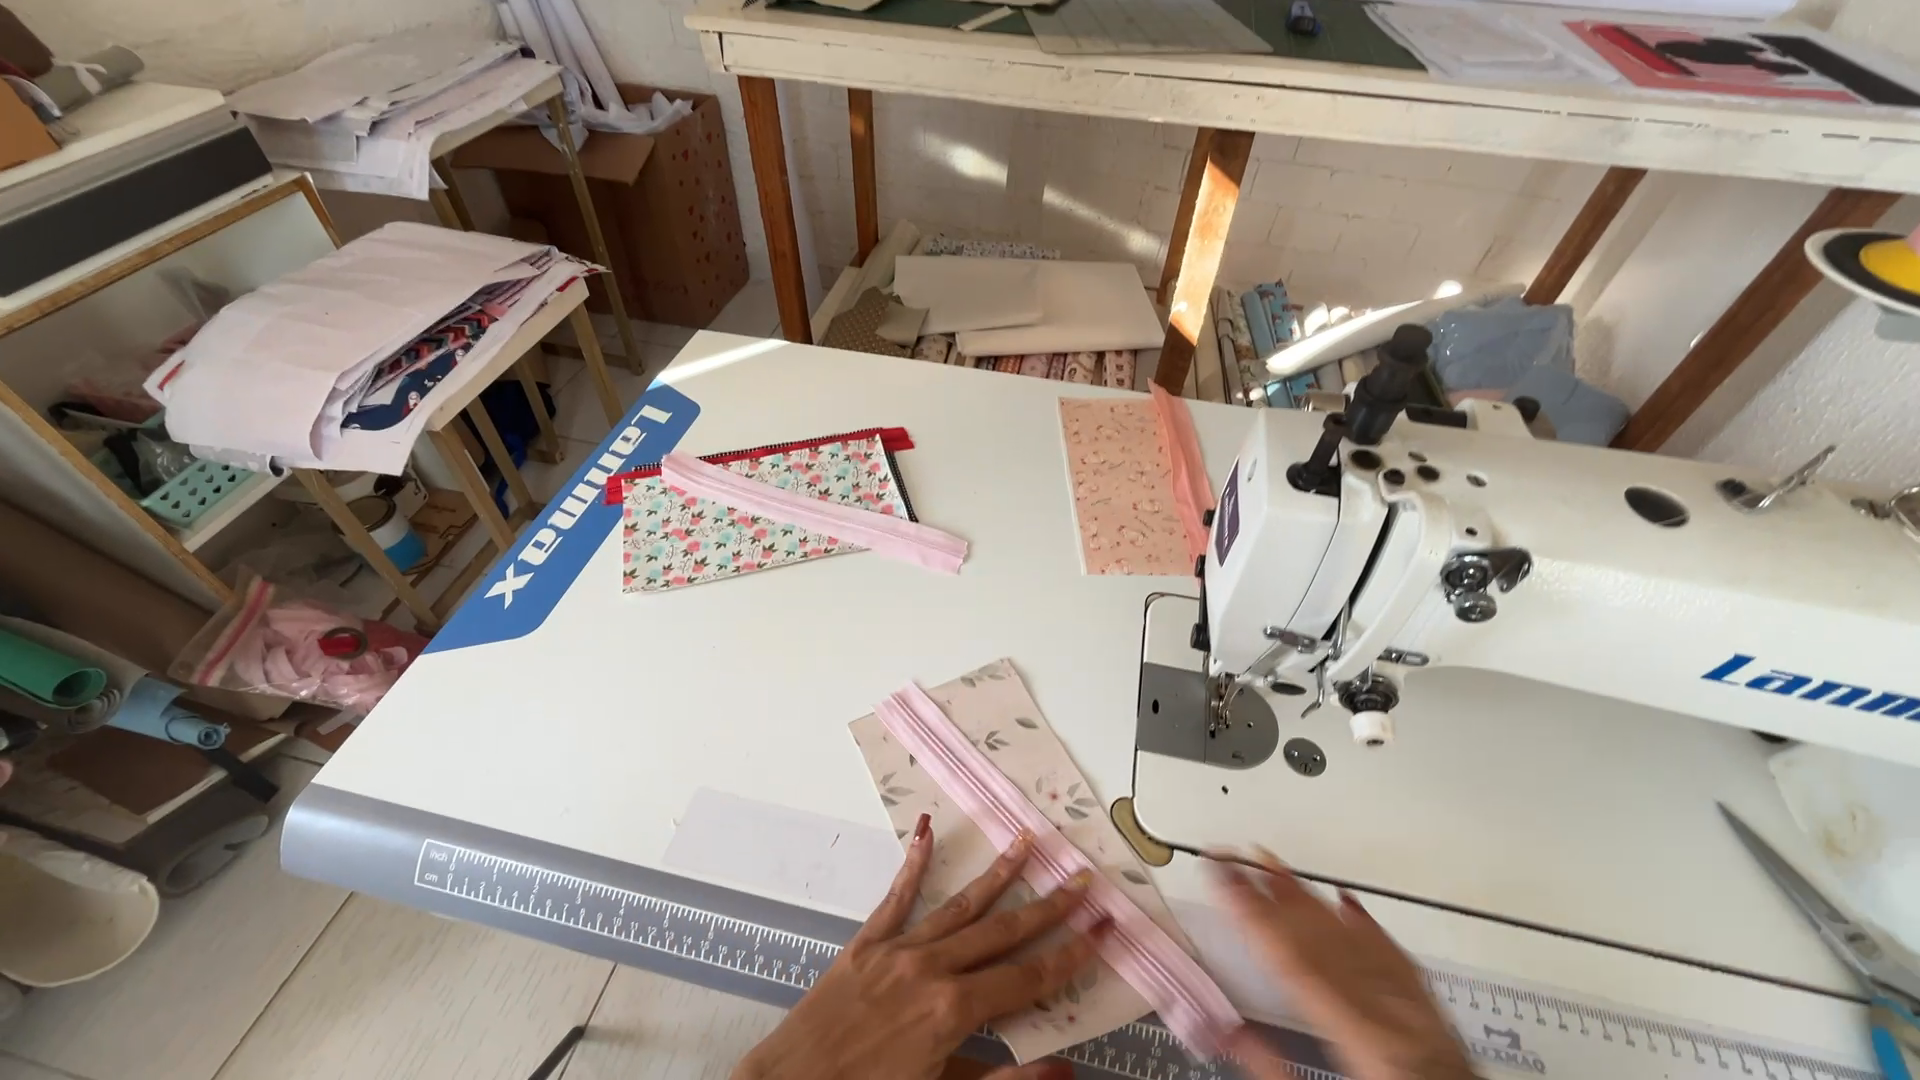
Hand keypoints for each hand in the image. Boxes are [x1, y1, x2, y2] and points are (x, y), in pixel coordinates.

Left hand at [732, 815, 1107, 1079]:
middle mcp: (933, 968)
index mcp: (955, 1010)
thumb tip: (1067, 1069)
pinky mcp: (866, 942)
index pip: (1029, 977)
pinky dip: (914, 865)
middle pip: (1003, 931)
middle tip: (1082, 878)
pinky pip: (896, 897)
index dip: (1071, 955)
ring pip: (960, 905)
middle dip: (1048, 906)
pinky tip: (926, 833)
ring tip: (1028, 842)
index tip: (1103, 928)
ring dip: (998, 874)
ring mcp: (899, 949)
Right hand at [1211, 850, 1473, 1079]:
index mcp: (1366, 1041)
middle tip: (1237, 857)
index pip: (1295, 963)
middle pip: (1323, 938)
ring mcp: (1418, 1011)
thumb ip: (1273, 1067)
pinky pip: (1396, 958)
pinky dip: (1367, 925)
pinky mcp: (1434, 1016)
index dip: (1253, 914)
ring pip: (1356, 939)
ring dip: (1309, 897)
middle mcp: (1393, 1014)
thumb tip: (1228, 1029)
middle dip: (1274, 892)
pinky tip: (1347, 900)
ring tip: (1274, 863)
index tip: (1223, 879)